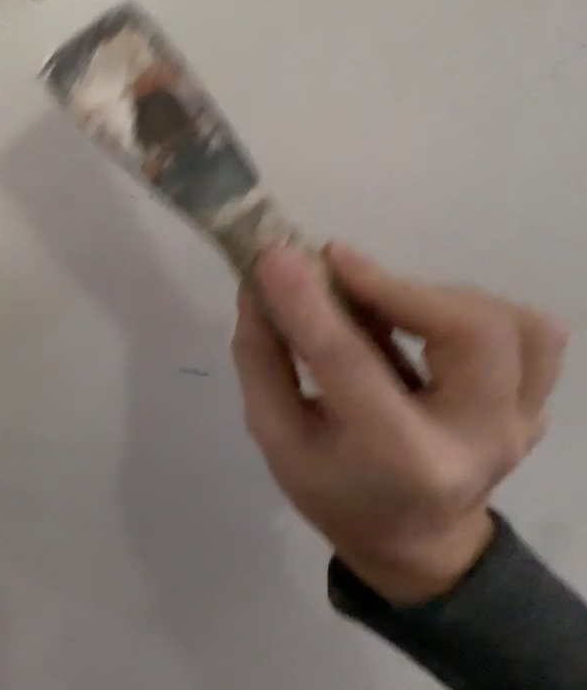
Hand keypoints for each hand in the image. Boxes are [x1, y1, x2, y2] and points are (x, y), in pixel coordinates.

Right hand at [233, 242, 566, 603]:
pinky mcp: (534, 405)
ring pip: (519, 326)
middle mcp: (477, 437)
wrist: (413, 540)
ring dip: (437, 295)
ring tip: (375, 293)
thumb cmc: (327, 486)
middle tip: (333, 265)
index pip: (350, 362)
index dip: (308, 302)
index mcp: (396, 454)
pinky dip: (465, 309)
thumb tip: (257, 286)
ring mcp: (520, 422)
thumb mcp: (270, 430)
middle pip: (476, 334)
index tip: (272, 252)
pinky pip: (529, 337)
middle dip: (398, 286)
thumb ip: (263, 357)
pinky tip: (409, 315)